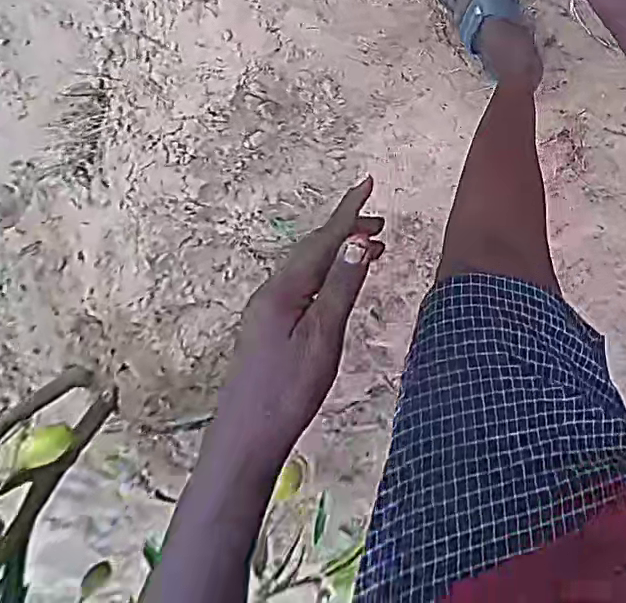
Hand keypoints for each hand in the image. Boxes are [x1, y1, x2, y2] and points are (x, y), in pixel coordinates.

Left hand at [206, 177, 383, 471]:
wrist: (243, 441)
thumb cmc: (288, 392)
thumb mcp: (323, 336)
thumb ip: (341, 286)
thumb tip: (358, 239)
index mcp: (285, 288)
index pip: (324, 239)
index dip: (348, 210)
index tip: (367, 183)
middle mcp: (272, 291)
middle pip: (314, 248)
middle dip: (347, 229)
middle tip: (381, 224)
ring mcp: (267, 308)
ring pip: (308, 265)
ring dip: (338, 252)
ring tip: (370, 249)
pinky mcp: (268, 325)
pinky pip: (303, 282)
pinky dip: (327, 272)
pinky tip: (338, 283)